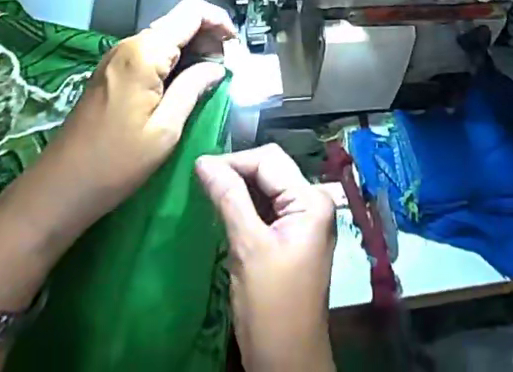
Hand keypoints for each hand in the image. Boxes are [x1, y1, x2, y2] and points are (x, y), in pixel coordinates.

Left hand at [0, 0, 233, 311]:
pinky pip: (150, 52)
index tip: (237, 47)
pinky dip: (173, 59)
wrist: (59, 188)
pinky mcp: (112, 72)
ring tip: (212, 76)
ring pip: (166, 36)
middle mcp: (130, 45)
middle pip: (179, 21)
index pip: (191, 13)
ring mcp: (117, 57)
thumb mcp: (165, 129)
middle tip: (228, 67)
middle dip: (208, 36)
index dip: (219, 21)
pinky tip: (184, 83)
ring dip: (192, 48)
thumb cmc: (115, 163)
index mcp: (145, 52)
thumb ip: (194, 88)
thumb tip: (217, 67)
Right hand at [195, 144, 337, 371]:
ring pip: (268, 188)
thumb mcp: (247, 248)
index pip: (269, 160)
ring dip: (239, 189)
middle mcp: (313, 202)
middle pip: (271, 170)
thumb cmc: (270, 307)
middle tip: (201, 182)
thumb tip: (203, 161)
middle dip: (236, 172)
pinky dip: (247, 206)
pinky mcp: (294, 238)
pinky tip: (225, 212)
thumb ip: (229, 198)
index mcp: (311, 200)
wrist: (288, 363)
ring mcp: (305, 221)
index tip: (198, 170)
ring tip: (208, 194)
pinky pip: (269, 208)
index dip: (233, 161)